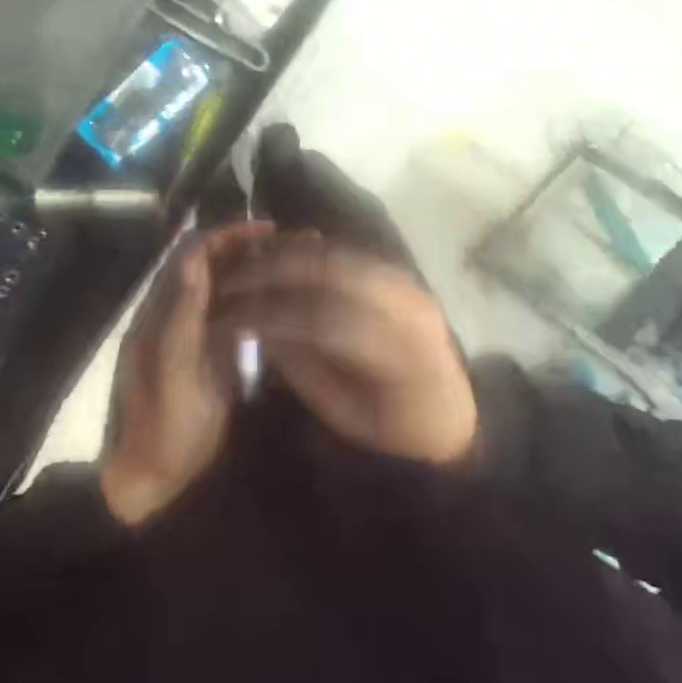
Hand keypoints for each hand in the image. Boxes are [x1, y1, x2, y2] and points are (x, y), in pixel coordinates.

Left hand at [99, 222, 272, 526]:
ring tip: (294, 258)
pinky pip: (232, 312)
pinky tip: (281, 295)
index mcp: (159, 314)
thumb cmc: (163, 430)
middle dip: (245, 245)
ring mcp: (192, 333)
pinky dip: (255, 296)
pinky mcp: (208, 352)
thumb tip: (194, 261)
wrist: (153, 478)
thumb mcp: (173, 378)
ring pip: (222, 286)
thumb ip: (181, 320)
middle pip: (209, 265)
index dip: (224, 236)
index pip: (191, 257)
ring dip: (253, 266)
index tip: (265, 229)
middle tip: (291, 239)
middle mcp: (174, 313)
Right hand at [211, 233, 475, 465]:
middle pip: (332, 274)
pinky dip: (308, 252)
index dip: (271, 315)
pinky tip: (277, 257)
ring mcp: (408, 286)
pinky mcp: (400, 275)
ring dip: (286, 254)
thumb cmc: (395, 430)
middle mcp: (409, 310)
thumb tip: (257, 327)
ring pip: (338, 255)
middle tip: (230, 279)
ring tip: (246, 263)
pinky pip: (347, 254)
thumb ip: (302, 367)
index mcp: (400, 357)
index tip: (229, 316)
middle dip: (272, 272)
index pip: (324, 321)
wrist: (452, 414)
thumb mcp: (344, 414)